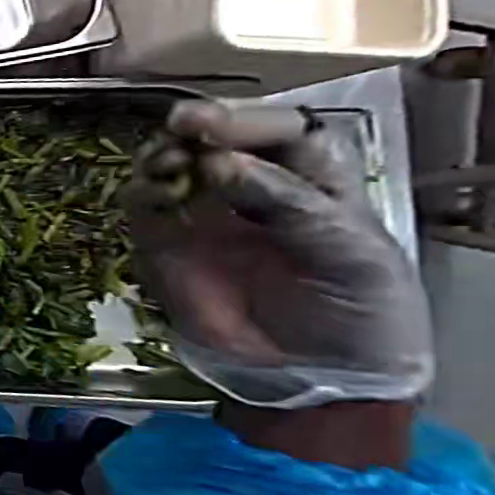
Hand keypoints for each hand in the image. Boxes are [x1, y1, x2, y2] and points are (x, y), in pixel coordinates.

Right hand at [128, 101, 431, 407]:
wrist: (307, 375)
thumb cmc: (355, 313)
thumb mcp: (350, 254)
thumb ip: (289, 205)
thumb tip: (218, 164)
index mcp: (311, 183)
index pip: (281, 132)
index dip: (248, 120)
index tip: (214, 124)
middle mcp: (248, 190)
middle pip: (215, 140)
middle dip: (196, 127)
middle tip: (181, 129)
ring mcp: (199, 215)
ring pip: (167, 165)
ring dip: (160, 155)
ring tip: (165, 163)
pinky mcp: (159, 242)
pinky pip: (140, 206)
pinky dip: (139, 192)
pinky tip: (151, 194)